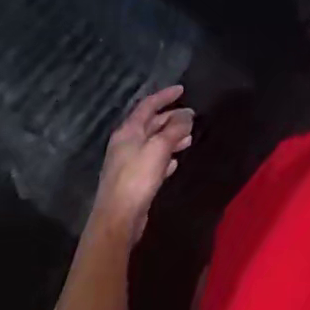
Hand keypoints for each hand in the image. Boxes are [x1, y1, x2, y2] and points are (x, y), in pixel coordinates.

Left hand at [90, 85, 192, 243]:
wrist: (117, 219)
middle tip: (192, 116)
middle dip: (171, 118)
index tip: (182, 90)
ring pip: (153, 143)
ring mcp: (128, 163)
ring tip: (189, 138)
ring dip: (171, 138)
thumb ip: (174, 130)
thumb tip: (186, 115)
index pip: (148, 105)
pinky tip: (175, 162)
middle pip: (151, 124)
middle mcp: (126, 143)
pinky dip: (165, 157)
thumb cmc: (137, 178)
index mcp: (128, 131)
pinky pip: (152, 161)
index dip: (165, 96)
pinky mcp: (133, 181)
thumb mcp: (158, 148)